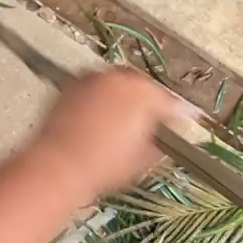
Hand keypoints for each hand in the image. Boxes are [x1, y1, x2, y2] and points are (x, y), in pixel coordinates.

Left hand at [26, 69, 185, 199]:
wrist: (58, 164)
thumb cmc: (105, 165)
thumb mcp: (142, 158)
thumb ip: (160, 141)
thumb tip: (166, 136)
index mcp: (143, 93)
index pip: (169, 101)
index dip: (178, 113)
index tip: (184, 120)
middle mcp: (119, 77)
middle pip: (142, 86)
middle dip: (148, 100)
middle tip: (151, 120)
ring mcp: (93, 78)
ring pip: (116, 83)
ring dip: (123, 96)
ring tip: (123, 118)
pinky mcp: (71, 85)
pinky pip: (94, 88)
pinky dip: (101, 97)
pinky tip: (99, 116)